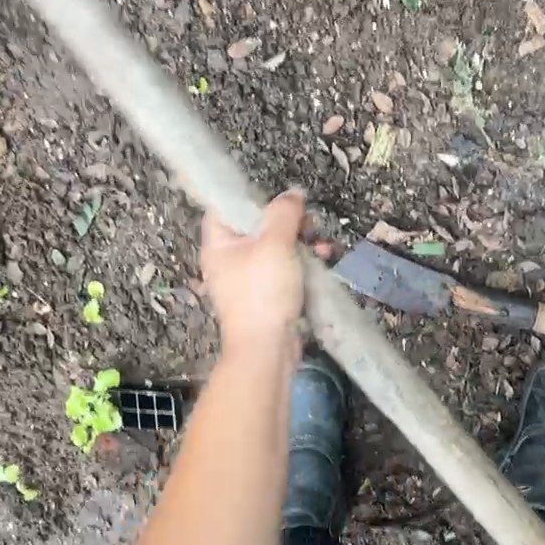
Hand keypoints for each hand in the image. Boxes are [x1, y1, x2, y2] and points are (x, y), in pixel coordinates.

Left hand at [200, 190, 306, 360]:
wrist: (267, 349)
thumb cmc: (263, 292)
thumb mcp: (275, 244)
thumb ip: (284, 213)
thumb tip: (293, 194)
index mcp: (219, 244)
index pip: (225, 208)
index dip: (250, 197)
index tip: (278, 195)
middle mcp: (230, 259)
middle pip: (257, 226)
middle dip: (287, 220)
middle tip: (309, 220)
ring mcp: (249, 278)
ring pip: (276, 246)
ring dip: (302, 240)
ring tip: (322, 242)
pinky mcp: (268, 293)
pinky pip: (285, 267)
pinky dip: (303, 261)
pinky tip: (324, 259)